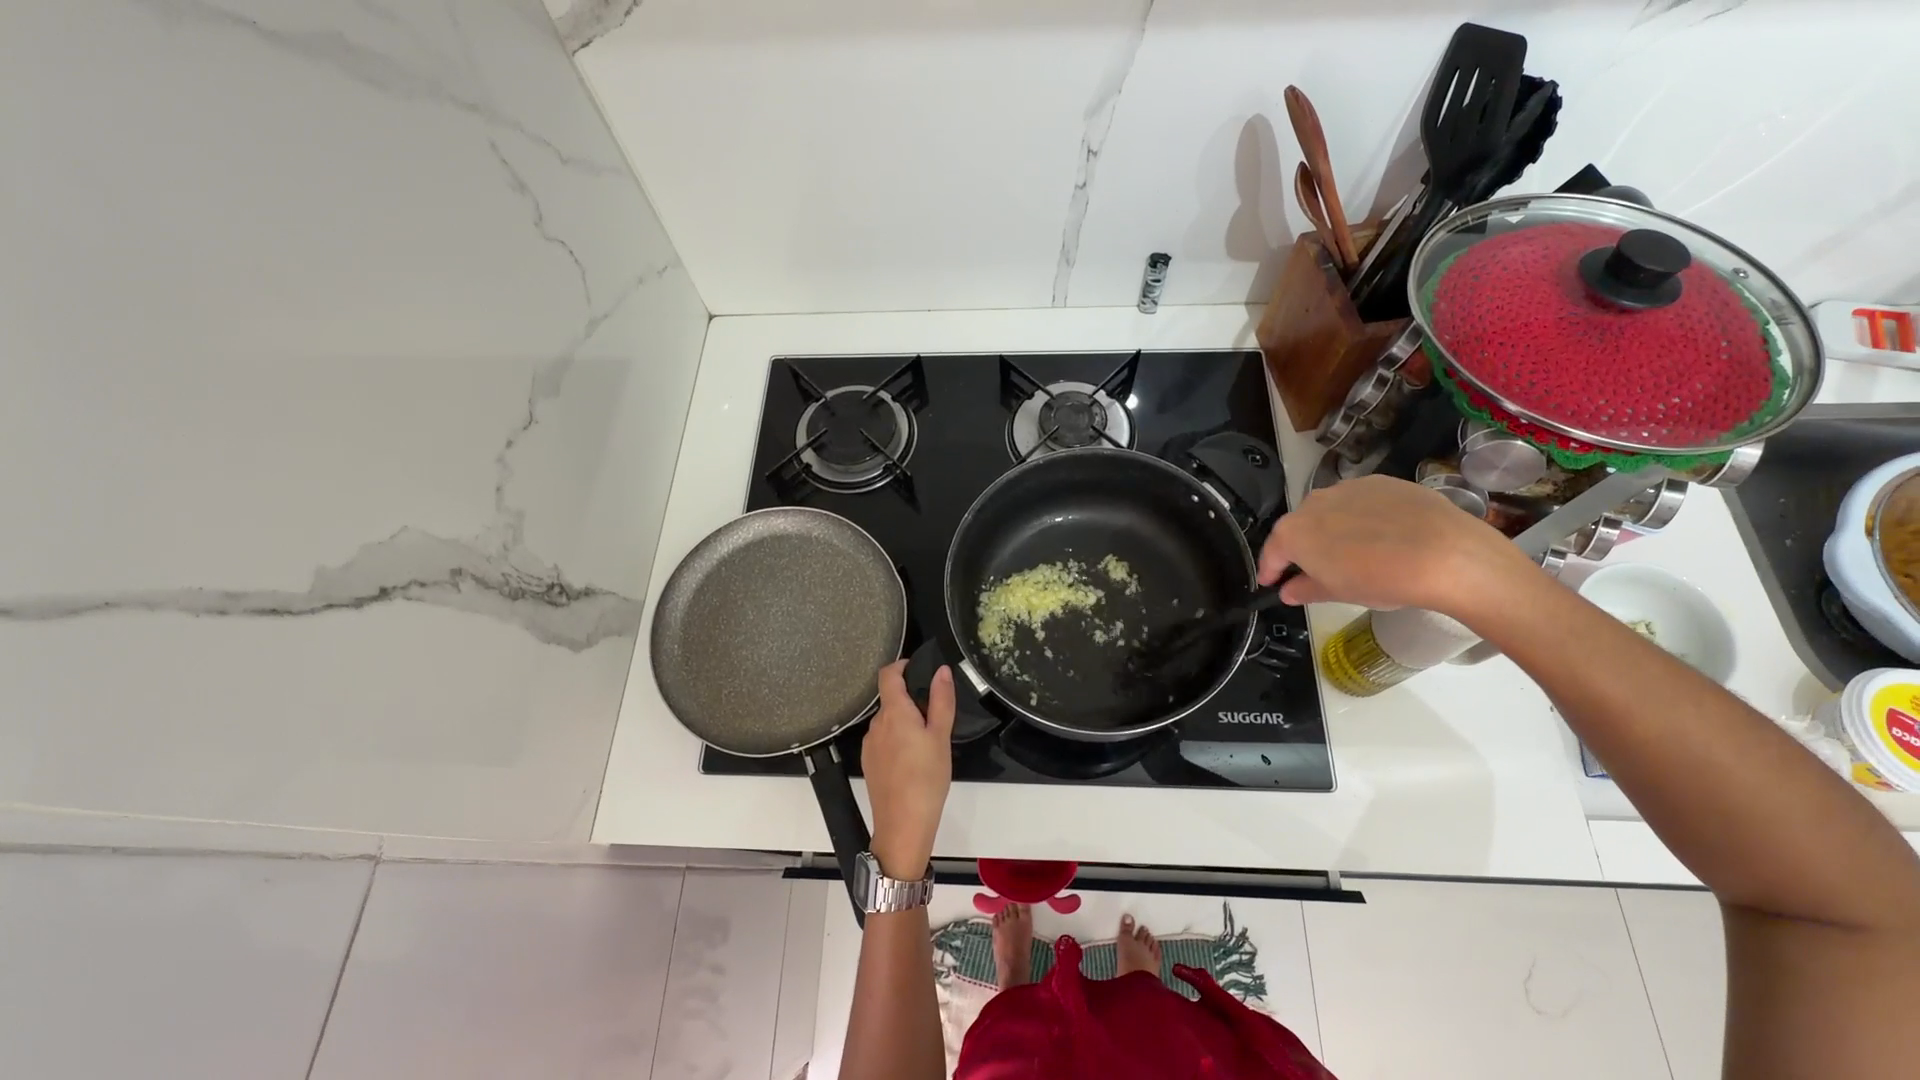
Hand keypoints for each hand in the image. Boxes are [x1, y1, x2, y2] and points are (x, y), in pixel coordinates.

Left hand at [861, 660, 954, 879]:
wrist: (903, 824)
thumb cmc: (927, 778)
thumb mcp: (941, 736)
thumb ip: (941, 700)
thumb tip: (942, 670)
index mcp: (894, 713)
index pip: (888, 675)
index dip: (902, 666)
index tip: (918, 669)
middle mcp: (876, 724)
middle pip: (890, 700)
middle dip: (910, 700)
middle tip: (936, 716)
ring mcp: (870, 745)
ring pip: (888, 722)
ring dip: (905, 722)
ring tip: (929, 743)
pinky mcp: (869, 763)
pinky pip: (883, 741)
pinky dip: (897, 740)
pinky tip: (914, 761)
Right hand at [1256, 474, 1530, 619]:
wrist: (1444, 553)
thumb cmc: (1380, 579)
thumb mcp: (1339, 593)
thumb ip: (1306, 589)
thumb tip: (1289, 590)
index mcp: (1294, 532)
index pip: (1272, 552)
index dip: (1270, 570)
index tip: (1270, 582)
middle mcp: (1314, 502)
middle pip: (1300, 527)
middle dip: (1304, 547)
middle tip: (1318, 570)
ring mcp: (1349, 487)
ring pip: (1331, 511)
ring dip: (1334, 530)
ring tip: (1356, 553)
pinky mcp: (1382, 481)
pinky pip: (1361, 502)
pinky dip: (1363, 518)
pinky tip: (1384, 536)